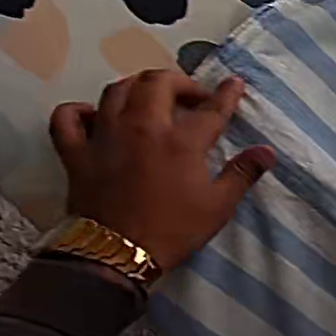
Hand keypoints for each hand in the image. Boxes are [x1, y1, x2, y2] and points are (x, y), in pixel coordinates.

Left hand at [49, 70, 275, 271]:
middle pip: (157, 83)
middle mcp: (142, 127)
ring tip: (151, 98)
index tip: (234, 83)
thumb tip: (267, 151)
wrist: (118, 253)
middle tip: (192, 96)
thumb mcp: (219, 206)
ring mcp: (104, 135)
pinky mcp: (76, 151)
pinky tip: (95, 115)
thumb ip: (242, 173)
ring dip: (138, 86)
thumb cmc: (174, 229)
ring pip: (117, 90)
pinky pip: (68, 117)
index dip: (226, 94)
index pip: (210, 109)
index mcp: (181, 141)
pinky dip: (80, 110)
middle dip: (179, 82)